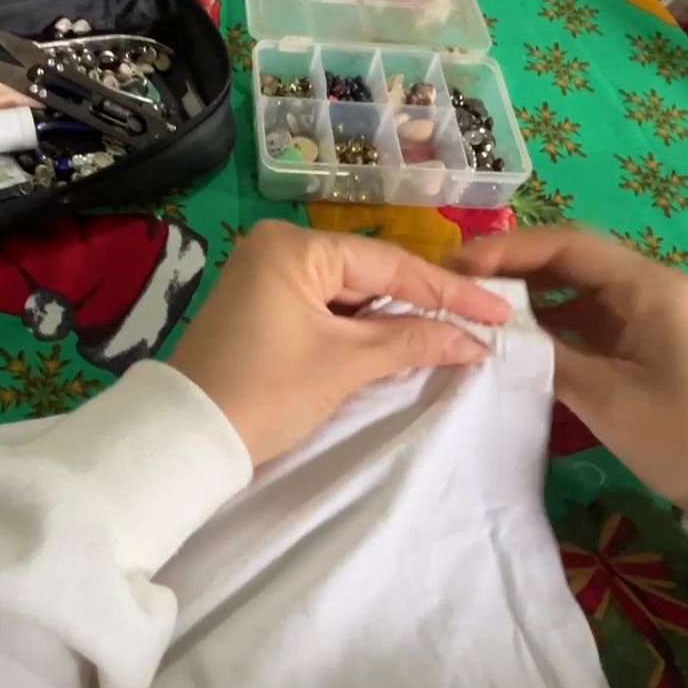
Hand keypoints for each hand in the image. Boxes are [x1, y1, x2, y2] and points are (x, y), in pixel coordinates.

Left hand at [168, 220, 509, 465]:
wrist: (189, 440)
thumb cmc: (266, 393)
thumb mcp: (344, 364)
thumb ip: (412, 341)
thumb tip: (474, 341)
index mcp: (293, 247)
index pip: (388, 262)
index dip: (448, 290)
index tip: (499, 310)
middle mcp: (278, 249)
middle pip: (368, 273)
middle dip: (422, 302)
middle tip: (482, 320)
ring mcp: (267, 278)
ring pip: (348, 293)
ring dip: (393, 317)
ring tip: (453, 331)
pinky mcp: (263, 308)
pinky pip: (325, 309)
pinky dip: (360, 328)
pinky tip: (400, 339)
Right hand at [450, 227, 687, 523]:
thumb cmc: (687, 437)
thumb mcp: (607, 397)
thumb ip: (545, 355)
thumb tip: (488, 331)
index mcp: (650, 287)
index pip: (568, 245)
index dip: (508, 250)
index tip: (457, 267)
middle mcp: (648, 287)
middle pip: (567, 259)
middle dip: (510, 268)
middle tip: (454, 286)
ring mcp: (645, 313)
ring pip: (572, 288)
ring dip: (524, 295)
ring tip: (472, 308)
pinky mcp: (640, 339)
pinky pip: (582, 317)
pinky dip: (545, 322)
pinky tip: (510, 336)